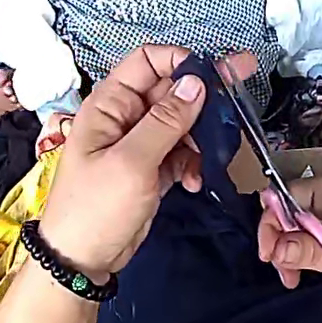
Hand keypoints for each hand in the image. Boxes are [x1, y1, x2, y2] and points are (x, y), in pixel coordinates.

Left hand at [38, 46, 257, 279]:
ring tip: (210, 159)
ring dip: (202, 139)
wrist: (82, 260)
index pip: (148, 62)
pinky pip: (182, 153)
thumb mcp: (131, 162)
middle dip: (204, 102)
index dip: (182, 62)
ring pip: (183, 124)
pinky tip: (195, 181)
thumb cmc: (95, 208)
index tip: (215, 75)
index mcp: (110, 105)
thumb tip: (196, 83)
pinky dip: (194, 164)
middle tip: (239, 105)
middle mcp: (126, 118)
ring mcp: (141, 144)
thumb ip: (166, 121)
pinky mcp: (153, 168)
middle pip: (172, 92)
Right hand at [256, 175, 321, 301]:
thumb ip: (307, 250)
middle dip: (280, 239)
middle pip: (290, 208)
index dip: (274, 221)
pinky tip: (300, 271)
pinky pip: (308, 234)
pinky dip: (301, 252)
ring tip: (291, 278)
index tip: (268, 253)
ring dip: (289, 250)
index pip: (291, 194)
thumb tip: (273, 248)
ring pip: (296, 224)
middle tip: (280, 270)